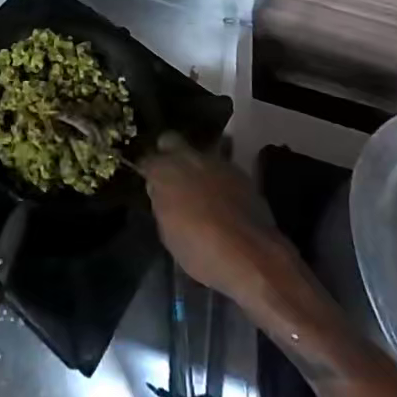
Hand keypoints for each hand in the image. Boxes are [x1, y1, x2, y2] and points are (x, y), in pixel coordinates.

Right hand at [139, 133, 292, 300]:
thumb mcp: (168, 232)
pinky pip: (222, 169)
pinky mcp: (241, 172)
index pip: (146, 160)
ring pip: (199, 153)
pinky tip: (222, 198)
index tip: (151, 185)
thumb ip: (162, 205)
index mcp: (163, 171)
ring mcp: (216, 162)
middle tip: (171, 176)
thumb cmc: (199, 249)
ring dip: (196, 166)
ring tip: (201, 189)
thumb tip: (161, 194)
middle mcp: (187, 157)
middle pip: (170, 141)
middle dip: (168, 153)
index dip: (148, 172)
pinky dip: (218, 179)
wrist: (250, 255)